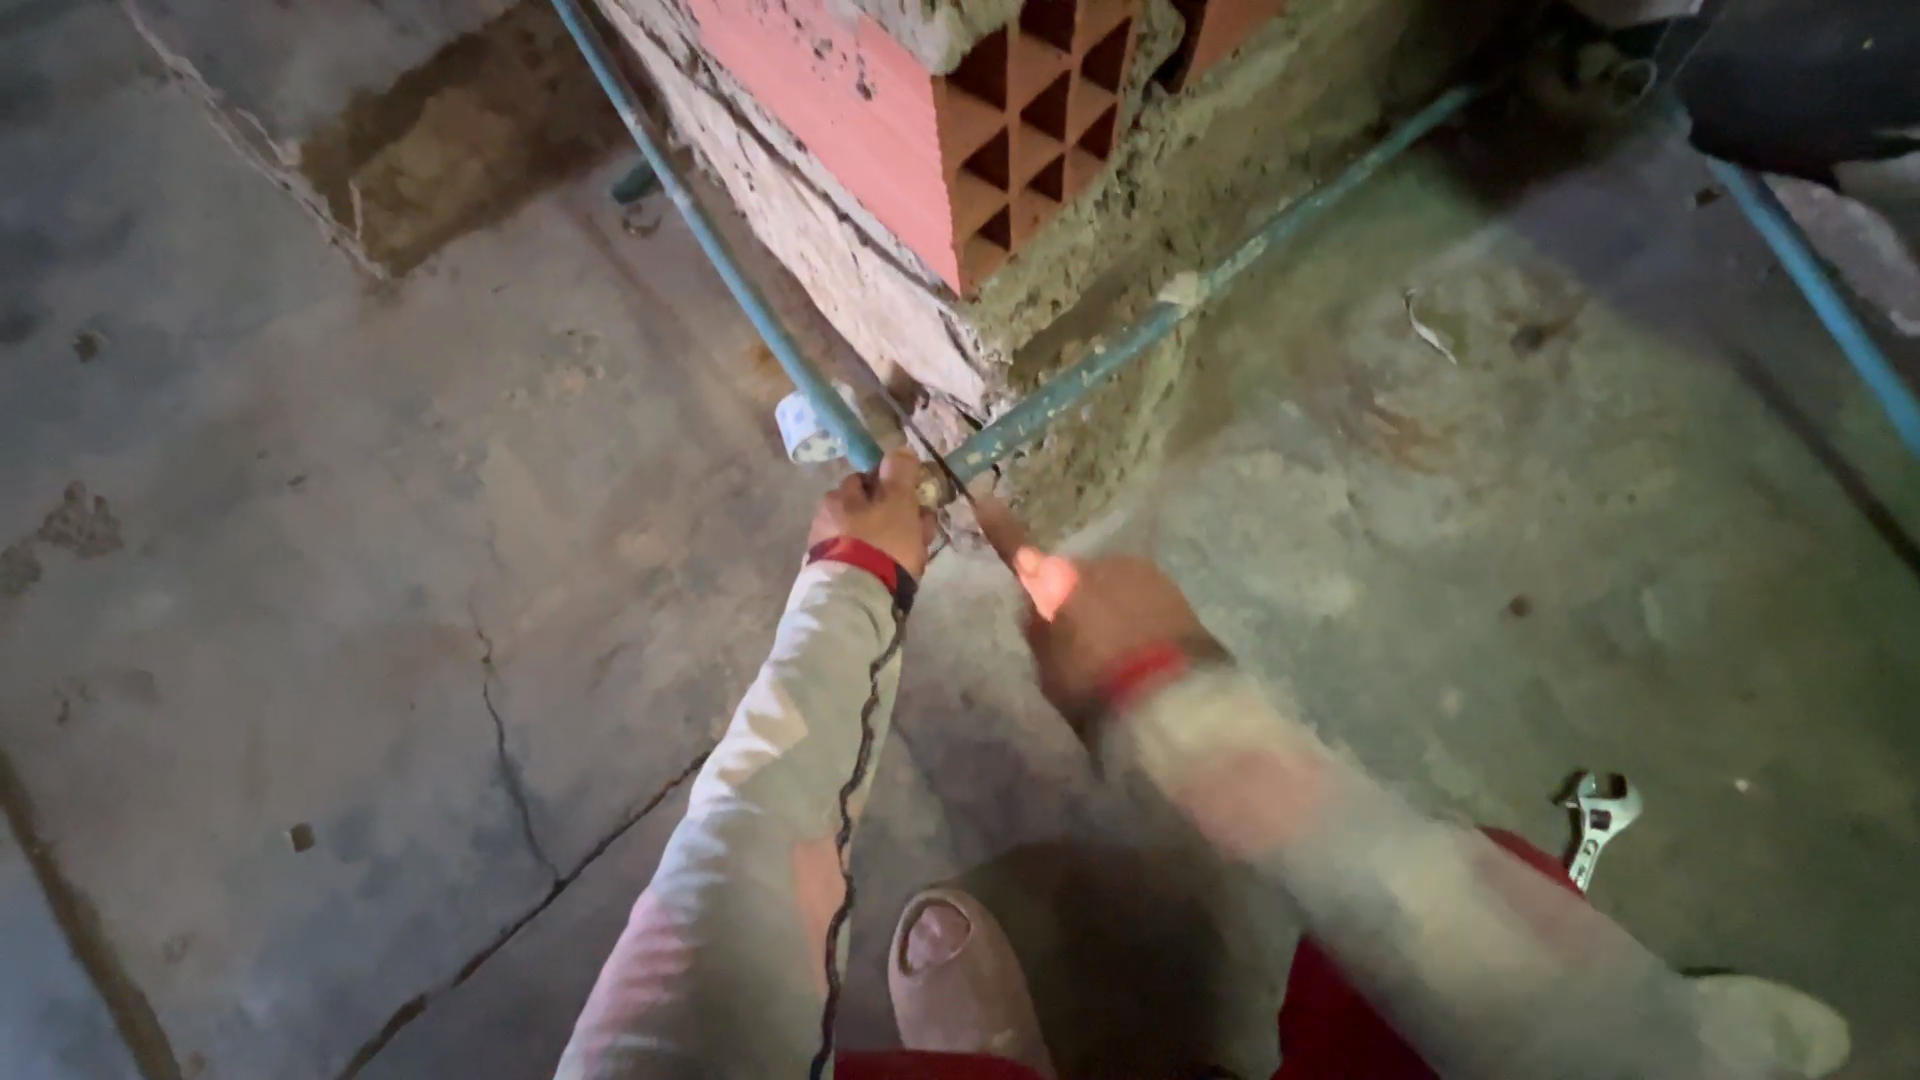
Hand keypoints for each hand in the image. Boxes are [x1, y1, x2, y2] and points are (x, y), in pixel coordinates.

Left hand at [808, 446, 936, 579]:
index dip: (892, 487)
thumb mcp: (897, 502)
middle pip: (867, 510)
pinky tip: (894, 572)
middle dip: (894, 517)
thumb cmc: (881, 543)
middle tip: (920, 532)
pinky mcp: (832, 577)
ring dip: (890, 541)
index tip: (913, 501)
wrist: (857, 599)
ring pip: (867, 536)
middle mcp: (825, 520)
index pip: (866, 480)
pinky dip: (879, 561)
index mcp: (837, 498)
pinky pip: (863, 559)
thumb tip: (900, 450)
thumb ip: (899, 474)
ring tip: (913, 557)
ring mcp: (826, 550)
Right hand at [972, 496, 1212, 724]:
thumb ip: (1040, 634)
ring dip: (1111, 606)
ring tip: (1121, 653)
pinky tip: (1147, 650)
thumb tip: (1037, 610)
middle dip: (1076, 598)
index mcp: (1061, 582)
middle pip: (1076, 577)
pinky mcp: (1176, 592)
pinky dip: (1139, 615)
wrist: (1172, 703)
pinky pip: (1144, 598)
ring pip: (1114, 585)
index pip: (1022, 554)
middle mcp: (1101, 565)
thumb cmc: (1095, 687)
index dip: (1003, 530)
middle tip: (1082, 644)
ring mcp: (1143, 574)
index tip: (985, 501)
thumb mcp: (1049, 671)